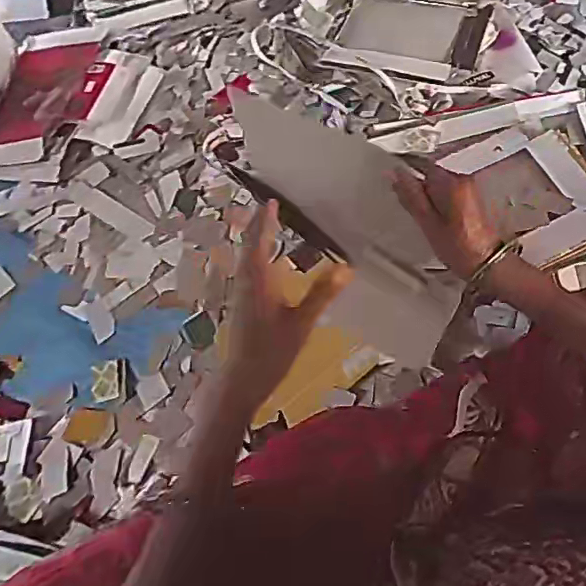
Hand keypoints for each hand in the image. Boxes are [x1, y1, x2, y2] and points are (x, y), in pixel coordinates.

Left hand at [217, 201, 352, 415]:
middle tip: (270, 210)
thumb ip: (321, 294)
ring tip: (269, 230)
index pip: (260, 243)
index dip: (266, 222)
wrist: (239, 383)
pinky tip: (269, 267)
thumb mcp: (301, 323)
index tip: (272, 202)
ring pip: (248, 261)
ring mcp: (241, 296)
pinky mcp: (243, 308)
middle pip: (250, 248)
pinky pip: (249, 273)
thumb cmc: (270, 352)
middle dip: (259, 228)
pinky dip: (258, 260)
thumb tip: (346, 268)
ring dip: (257, 243)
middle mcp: (245, 284)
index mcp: (258, 282)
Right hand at [392, 161, 501, 278]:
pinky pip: (449, 192)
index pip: (423, 163)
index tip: (396, 181)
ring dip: (429, 195)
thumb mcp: (427, 223)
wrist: (486, 263)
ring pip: (440, 183)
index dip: (407, 171)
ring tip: (427, 217)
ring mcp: (470, 189)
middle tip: (412, 207)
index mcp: (453, 183)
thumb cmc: (460, 248)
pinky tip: (438, 219)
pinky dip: (440, 202)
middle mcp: (465, 181)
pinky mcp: (472, 199)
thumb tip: (396, 175)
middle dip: (419, 186)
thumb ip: (411, 196)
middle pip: (432, 173)